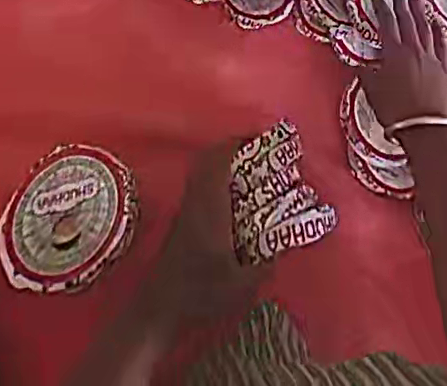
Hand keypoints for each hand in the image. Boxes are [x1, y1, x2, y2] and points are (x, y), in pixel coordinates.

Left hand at [140, 139, 268, 331]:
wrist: (160, 309)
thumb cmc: (201, 294)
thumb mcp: (242, 285)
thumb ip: (266, 262)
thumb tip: (286, 241)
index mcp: (211, 208)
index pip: (219, 161)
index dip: (237, 143)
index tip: (260, 138)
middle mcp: (196, 200)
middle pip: (208, 158)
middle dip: (232, 147)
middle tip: (257, 150)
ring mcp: (186, 208)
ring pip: (202, 169)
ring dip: (223, 161)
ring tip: (248, 167)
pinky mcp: (182, 218)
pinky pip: (200, 183)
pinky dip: (216, 176)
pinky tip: (232, 194)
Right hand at [361, 0, 446, 124]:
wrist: (425, 129)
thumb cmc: (394, 110)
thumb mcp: (372, 90)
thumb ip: (365, 71)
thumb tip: (355, 60)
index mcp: (394, 53)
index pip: (387, 23)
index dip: (382, 7)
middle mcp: (414, 50)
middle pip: (407, 20)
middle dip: (402, 2)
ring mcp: (431, 57)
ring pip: (425, 27)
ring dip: (420, 10)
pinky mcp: (444, 67)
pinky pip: (442, 44)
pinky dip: (438, 31)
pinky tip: (436, 23)